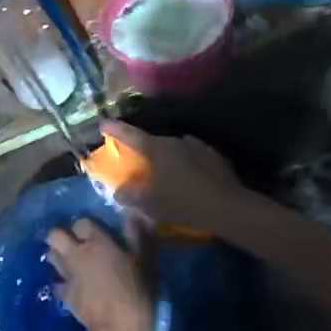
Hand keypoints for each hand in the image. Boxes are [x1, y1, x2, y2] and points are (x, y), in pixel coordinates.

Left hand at [46, 219, 153, 330]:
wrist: (120, 330)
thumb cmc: (137, 291)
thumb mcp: (146, 261)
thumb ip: (138, 236)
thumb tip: (132, 214)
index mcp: (97, 242)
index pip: (81, 222)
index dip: (86, 226)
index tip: (96, 232)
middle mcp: (77, 254)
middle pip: (54, 235)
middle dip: (60, 236)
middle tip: (74, 243)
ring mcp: (68, 276)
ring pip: (51, 256)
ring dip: (58, 255)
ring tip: (71, 261)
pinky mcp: (64, 296)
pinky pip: (57, 282)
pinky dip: (63, 281)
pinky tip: (73, 285)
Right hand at [100, 122, 251, 232]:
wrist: (226, 206)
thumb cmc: (182, 203)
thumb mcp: (149, 204)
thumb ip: (130, 195)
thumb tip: (119, 191)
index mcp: (157, 148)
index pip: (130, 134)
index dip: (115, 129)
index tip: (104, 124)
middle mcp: (176, 140)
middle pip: (153, 142)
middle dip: (144, 151)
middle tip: (138, 162)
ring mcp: (197, 145)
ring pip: (174, 149)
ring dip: (167, 158)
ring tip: (165, 175)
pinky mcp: (213, 155)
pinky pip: (192, 156)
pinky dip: (185, 164)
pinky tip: (188, 180)